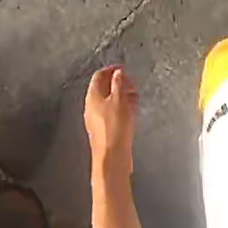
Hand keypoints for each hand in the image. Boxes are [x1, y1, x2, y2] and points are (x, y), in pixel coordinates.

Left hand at [85, 65, 138, 180]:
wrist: (112, 158)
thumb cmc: (114, 127)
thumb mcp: (119, 100)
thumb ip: (118, 84)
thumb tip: (117, 73)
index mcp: (92, 97)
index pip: (99, 75)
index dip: (111, 70)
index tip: (123, 69)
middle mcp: (92, 107)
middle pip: (104, 88)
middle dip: (118, 82)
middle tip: (132, 82)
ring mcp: (97, 119)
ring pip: (109, 101)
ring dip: (122, 95)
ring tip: (135, 95)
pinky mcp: (104, 130)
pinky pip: (112, 113)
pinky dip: (122, 107)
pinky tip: (132, 110)